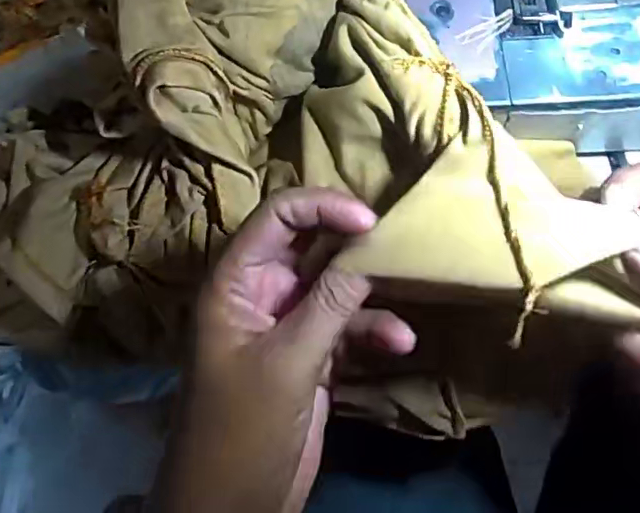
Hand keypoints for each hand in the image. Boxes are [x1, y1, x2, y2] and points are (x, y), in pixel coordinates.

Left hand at [150, 188, 415, 512]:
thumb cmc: (243, 432)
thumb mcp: (289, 364)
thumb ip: (330, 302)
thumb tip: (370, 248)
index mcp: (236, 281)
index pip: (278, 215)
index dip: (322, 206)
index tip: (368, 220)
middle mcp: (261, 289)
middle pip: (310, 241)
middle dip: (351, 239)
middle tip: (392, 240)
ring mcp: (286, 320)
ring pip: (332, 280)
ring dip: (367, 286)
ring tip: (403, 284)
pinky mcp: (309, 351)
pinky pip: (345, 322)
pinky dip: (372, 328)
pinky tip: (400, 342)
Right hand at [601, 165, 639, 512]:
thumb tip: (625, 234)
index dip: (626, 188)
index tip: (606, 210)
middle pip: (614, 228)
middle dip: (596, 236)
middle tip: (589, 257)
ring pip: (599, 278)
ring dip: (605, 294)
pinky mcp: (638, 361)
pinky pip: (608, 336)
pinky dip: (629, 347)